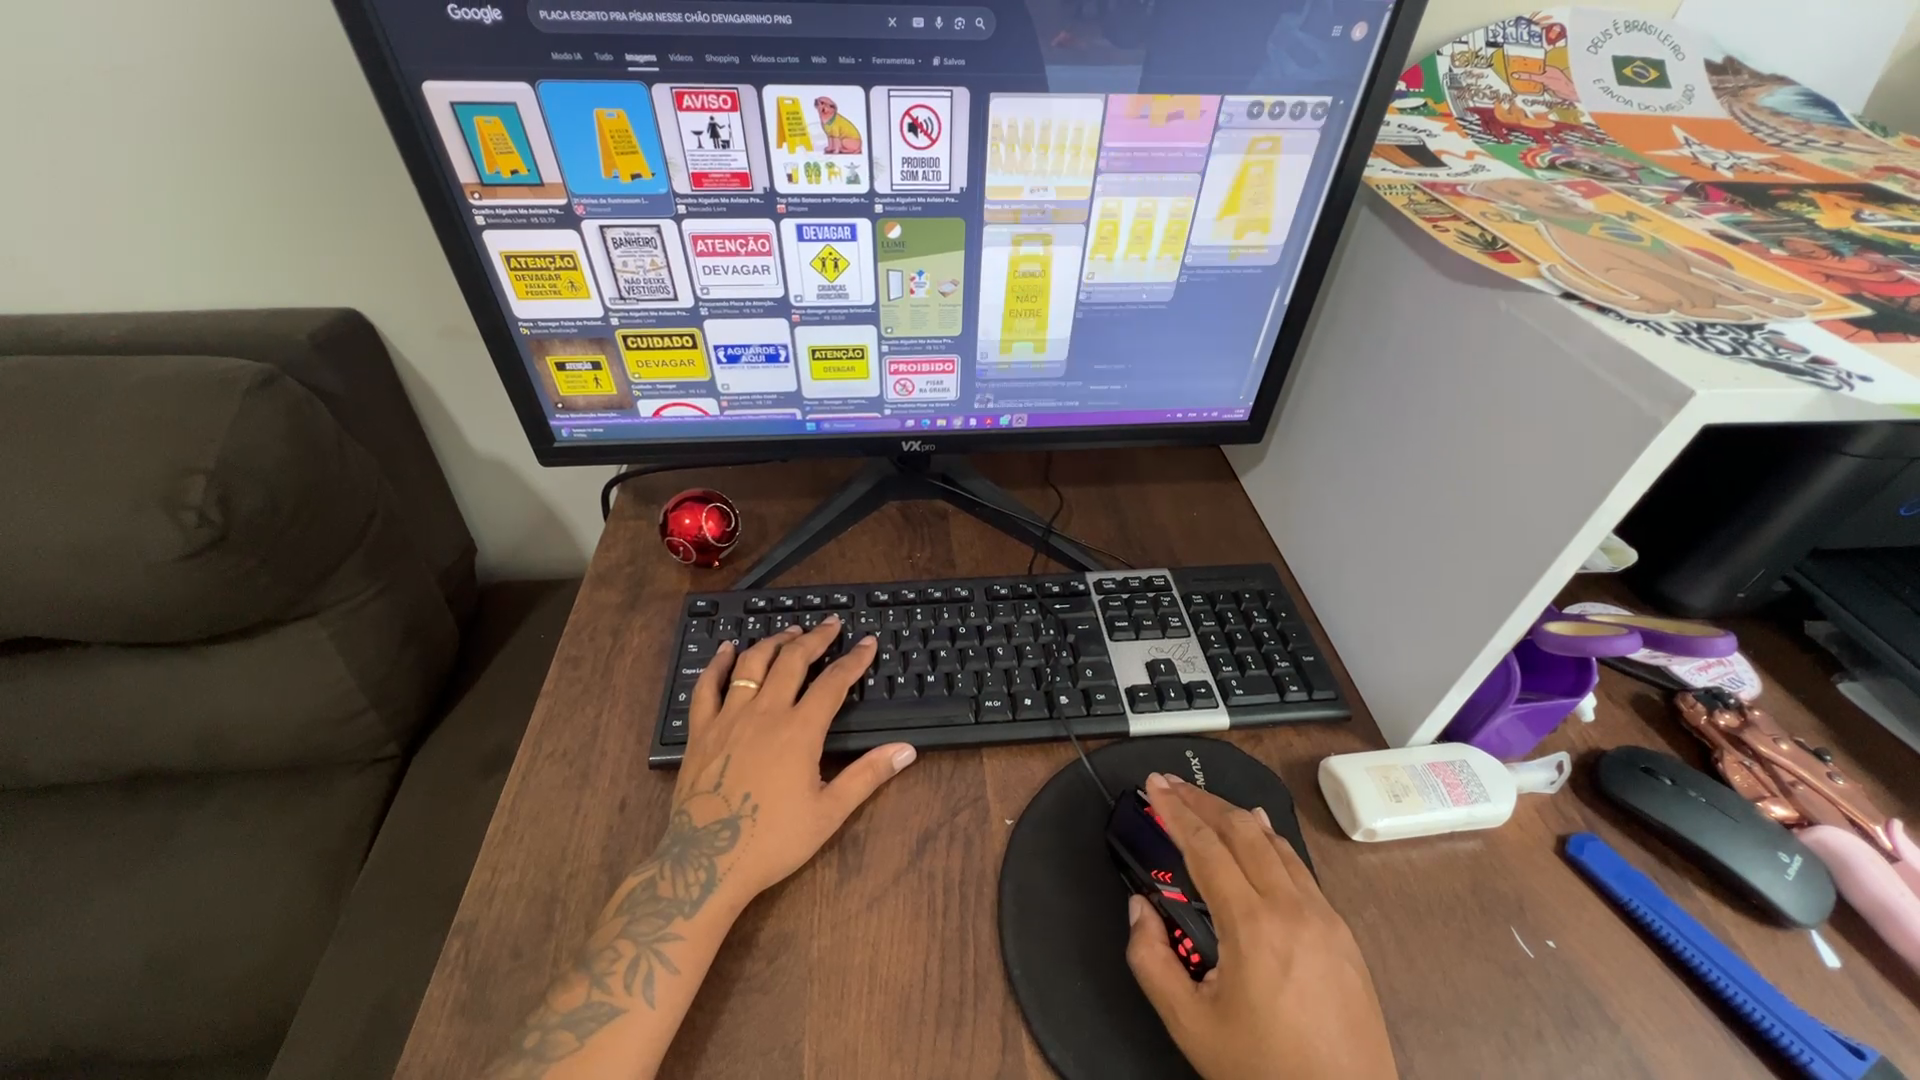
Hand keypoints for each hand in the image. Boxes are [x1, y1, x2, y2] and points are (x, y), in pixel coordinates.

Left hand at [674, 618, 916, 906]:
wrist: (708, 863)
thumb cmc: (773, 840)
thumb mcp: (829, 812)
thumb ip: (867, 775)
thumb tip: (906, 750)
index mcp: (799, 731)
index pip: (833, 682)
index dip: (854, 660)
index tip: (868, 642)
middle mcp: (764, 713)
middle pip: (792, 661)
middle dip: (815, 638)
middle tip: (830, 625)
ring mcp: (728, 719)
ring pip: (751, 665)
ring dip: (773, 642)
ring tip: (789, 632)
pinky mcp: (700, 732)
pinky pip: (706, 687)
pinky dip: (718, 663)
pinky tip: (727, 649)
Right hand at [1126, 772, 1395, 1079]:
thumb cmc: (1265, 1069)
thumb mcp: (1189, 1024)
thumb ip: (1151, 960)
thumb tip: (1138, 908)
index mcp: (1253, 926)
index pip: (1205, 847)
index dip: (1176, 811)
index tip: (1154, 786)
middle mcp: (1292, 908)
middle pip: (1242, 830)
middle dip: (1202, 800)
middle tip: (1170, 785)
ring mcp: (1324, 917)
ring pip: (1275, 843)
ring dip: (1235, 815)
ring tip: (1205, 800)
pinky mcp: (1342, 933)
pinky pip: (1299, 868)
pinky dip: (1270, 840)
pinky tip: (1260, 835)